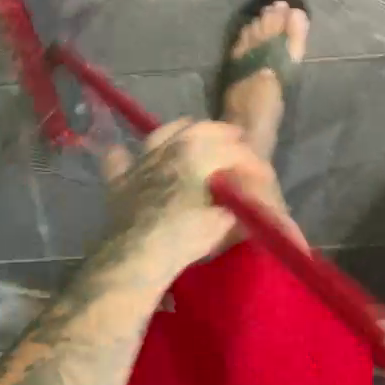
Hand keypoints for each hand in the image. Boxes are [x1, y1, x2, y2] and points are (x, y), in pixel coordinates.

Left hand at [106, 120, 278, 270]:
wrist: (136, 255)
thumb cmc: (184, 235)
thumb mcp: (222, 225)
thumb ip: (235, 212)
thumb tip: (243, 213)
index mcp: (199, 154)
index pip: (235, 152)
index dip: (253, 164)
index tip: (264, 178)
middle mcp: (170, 148)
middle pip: (201, 129)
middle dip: (223, 135)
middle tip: (237, 143)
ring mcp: (142, 161)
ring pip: (164, 133)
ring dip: (181, 130)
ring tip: (192, 132)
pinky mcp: (120, 180)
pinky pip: (120, 159)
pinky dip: (125, 155)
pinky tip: (125, 153)